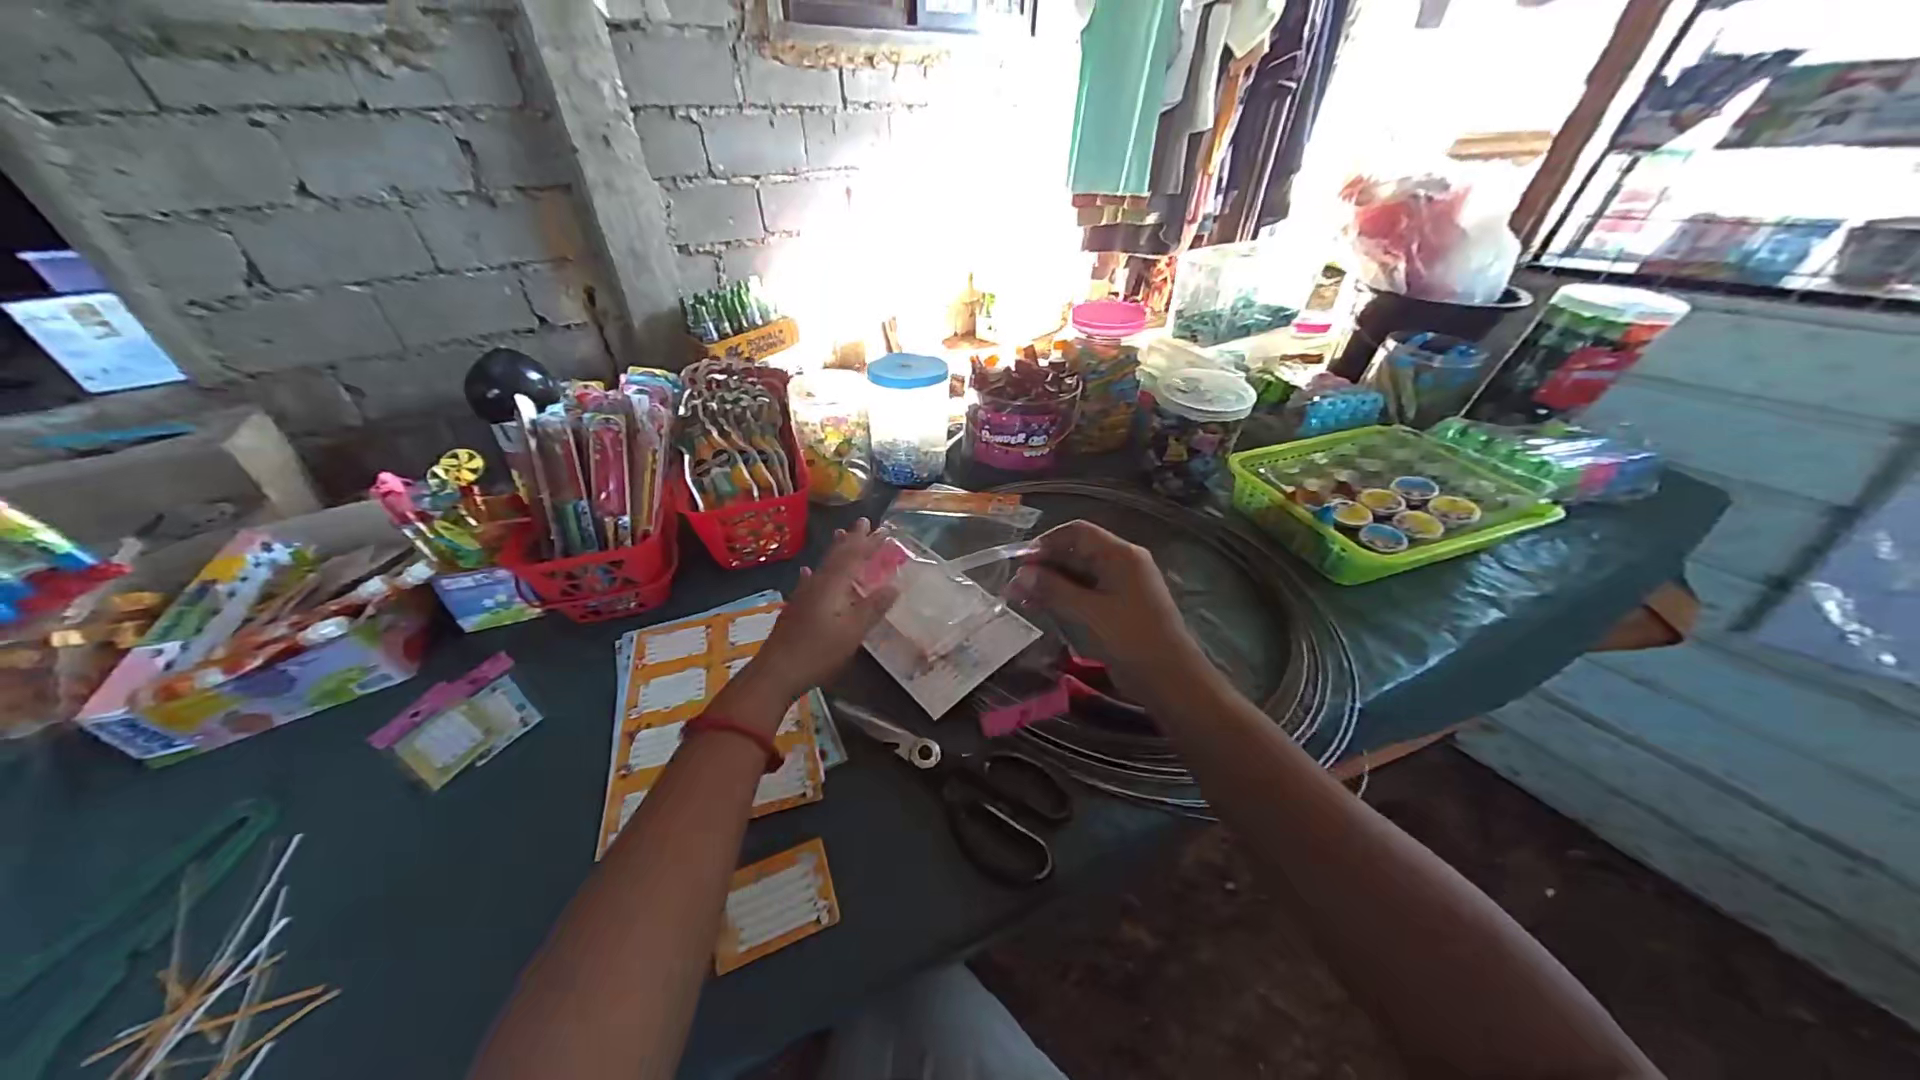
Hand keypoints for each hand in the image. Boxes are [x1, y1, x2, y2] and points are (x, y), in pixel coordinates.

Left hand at [738, 519, 898, 706]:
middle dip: (852, 540)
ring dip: (836, 551)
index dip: (868, 543)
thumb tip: (894, 586)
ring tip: (841, 536)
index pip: (853, 557)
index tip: (883, 529)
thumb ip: (872, 607)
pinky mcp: (796, 608)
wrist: (776, 672)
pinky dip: (816, 573)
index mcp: (832, 586)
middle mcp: (817, 584)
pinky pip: (810, 582)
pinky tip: (809, 572)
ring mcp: (804, 596)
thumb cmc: (818, 652)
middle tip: (864, 523)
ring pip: (823, 566)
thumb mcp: (852, 632)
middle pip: (837, 556)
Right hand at [1007, 521, 1204, 689]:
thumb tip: (1021, 574)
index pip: (1077, 532)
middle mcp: (1122, 563)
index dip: (1046, 542)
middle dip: (1045, 567)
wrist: (1169, 677)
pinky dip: (1066, 598)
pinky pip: (1088, 593)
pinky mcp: (1120, 607)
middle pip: (1077, 552)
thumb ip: (1053, 589)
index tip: (1021, 563)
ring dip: (1052, 585)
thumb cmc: (1129, 638)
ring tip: (1024, 601)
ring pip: (1080, 575)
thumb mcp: (1087, 612)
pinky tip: (1045, 611)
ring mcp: (1123, 585)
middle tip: (1015, 588)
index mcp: (1120, 554)